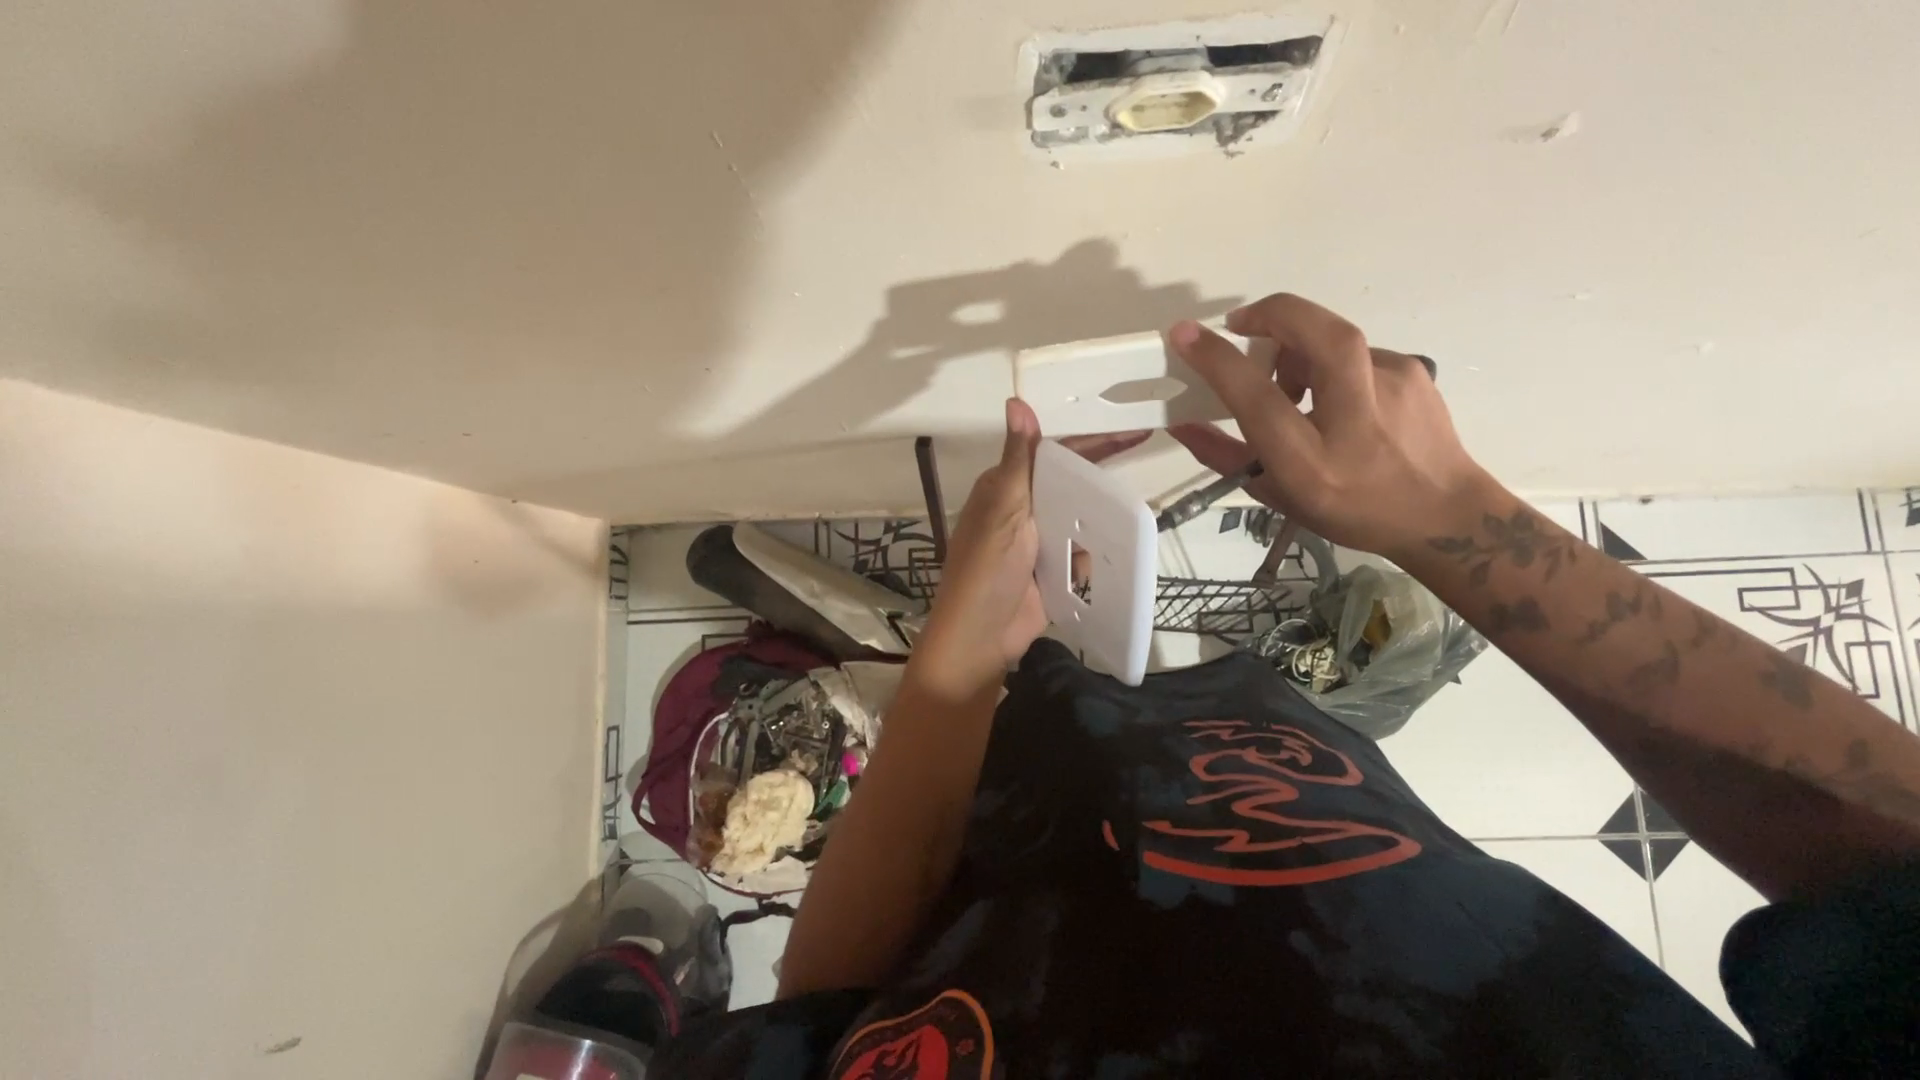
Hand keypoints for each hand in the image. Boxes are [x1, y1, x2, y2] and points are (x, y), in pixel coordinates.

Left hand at [916, 401, 1148, 697]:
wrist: (982, 637)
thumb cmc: (987, 568)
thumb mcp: (1004, 509)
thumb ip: (1018, 459)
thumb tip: (1015, 401)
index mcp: (1005, 488)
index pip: (1053, 454)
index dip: (1091, 440)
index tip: (1131, 428)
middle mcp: (1021, 510)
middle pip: (1070, 482)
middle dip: (1104, 470)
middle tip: (1151, 452)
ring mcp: (1037, 542)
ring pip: (1079, 514)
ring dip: (1106, 507)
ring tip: (1148, 494)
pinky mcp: (1052, 571)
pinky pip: (1082, 550)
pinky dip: (1101, 544)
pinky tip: (1130, 537)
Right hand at [1166, 294, 1490, 559]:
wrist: (1445, 514)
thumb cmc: (1349, 510)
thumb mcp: (1277, 494)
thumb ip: (1224, 455)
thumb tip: (1180, 422)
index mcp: (1312, 462)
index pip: (1258, 398)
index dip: (1217, 361)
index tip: (1185, 335)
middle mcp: (1356, 418)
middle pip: (1319, 336)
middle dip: (1272, 315)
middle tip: (1242, 326)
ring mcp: (1393, 385)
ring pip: (1333, 339)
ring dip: (1299, 347)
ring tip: (1294, 386)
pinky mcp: (1413, 369)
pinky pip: (1355, 353)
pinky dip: (1331, 365)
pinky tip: (1337, 398)